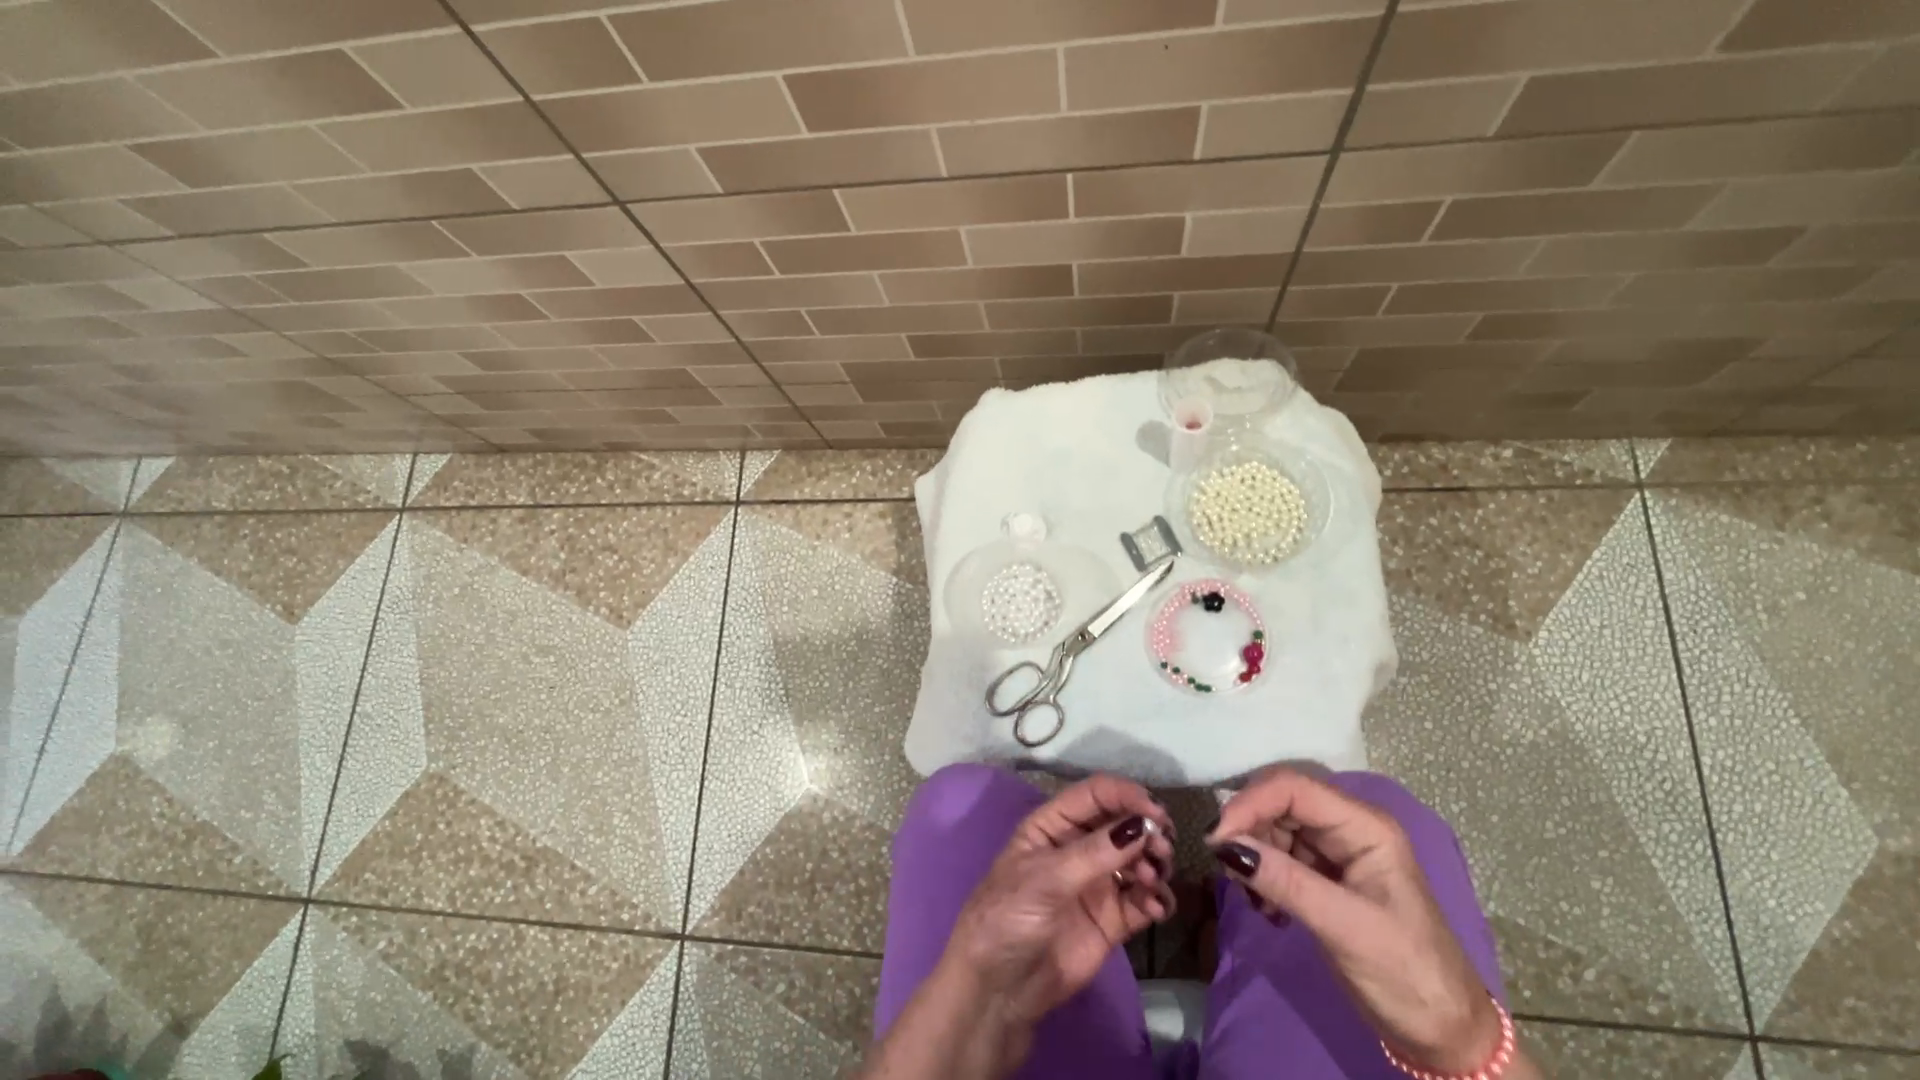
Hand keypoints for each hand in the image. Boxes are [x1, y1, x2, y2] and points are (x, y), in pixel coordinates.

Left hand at [944, 774, 1177, 1028]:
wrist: (999, 989)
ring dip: (1155, 863)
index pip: (1095, 794)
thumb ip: (1095, 853)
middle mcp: (1078, 848)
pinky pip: (1144, 900)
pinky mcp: (1112, 920)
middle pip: (1123, 824)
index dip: (1127, 796)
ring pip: (1139, 859)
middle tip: (1162, 848)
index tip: (1156, 813)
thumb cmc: (1008, 918)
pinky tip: (1157, 908)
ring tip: (1153, 880)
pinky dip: (1157, 899)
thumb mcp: (1045, 879)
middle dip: (1147, 830)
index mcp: (1053, 826)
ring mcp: (1097, 883)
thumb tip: (1142, 825)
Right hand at [1207, 767, 1501, 1073]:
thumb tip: (1225, 847)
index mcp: (1365, 828)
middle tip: (1227, 869)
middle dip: (1247, 829)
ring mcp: (1336, 853)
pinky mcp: (1324, 878)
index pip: (1293, 788)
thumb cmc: (1406, 974)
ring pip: (1274, 829)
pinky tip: (1263, 908)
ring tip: (1251, 898)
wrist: (1442, 1032)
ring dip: (1251, 856)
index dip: (1249, 803)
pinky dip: (1260, 875)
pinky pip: (1277, 857)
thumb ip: (1286, 882)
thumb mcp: (1345, 927)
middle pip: (1280, 803)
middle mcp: (1348, 829)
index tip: (1215, 840)